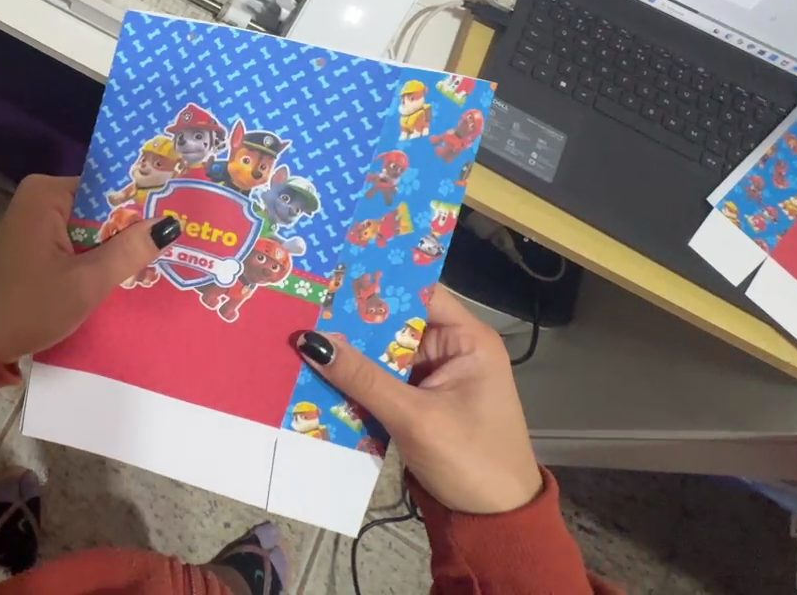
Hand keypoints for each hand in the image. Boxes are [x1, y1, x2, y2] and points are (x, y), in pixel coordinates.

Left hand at [0, 175, 180, 361]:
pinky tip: (129, 272)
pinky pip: (79, 241)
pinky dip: (98, 257)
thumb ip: (129, 251)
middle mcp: (41, 196)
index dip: (144, 203)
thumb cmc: (29, 306)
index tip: (183, 215)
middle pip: (103, 206)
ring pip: (94, 227)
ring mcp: (37, 219)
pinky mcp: (37, 242)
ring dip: (118, 246)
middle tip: (183, 243)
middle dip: (133, 228)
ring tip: (165, 259)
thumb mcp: (86, 282)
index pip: (110, 187)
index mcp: (48, 192)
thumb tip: (170, 223)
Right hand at [295, 286, 541, 514]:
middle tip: (305, 297)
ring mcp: (432, 373)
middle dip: (352, 314)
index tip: (333, 268)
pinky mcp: (416, 396)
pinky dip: (352, 371)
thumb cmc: (471, 462)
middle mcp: (450, 348)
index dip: (378, 279)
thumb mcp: (414, 418)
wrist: (495, 527)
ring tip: (301, 324)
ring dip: (348, 345)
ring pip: (380, 346)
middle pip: (393, 318)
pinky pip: (377, 373)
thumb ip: (362, 377)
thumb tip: (311, 339)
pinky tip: (317, 363)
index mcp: (467, 340)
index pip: (418, 291)